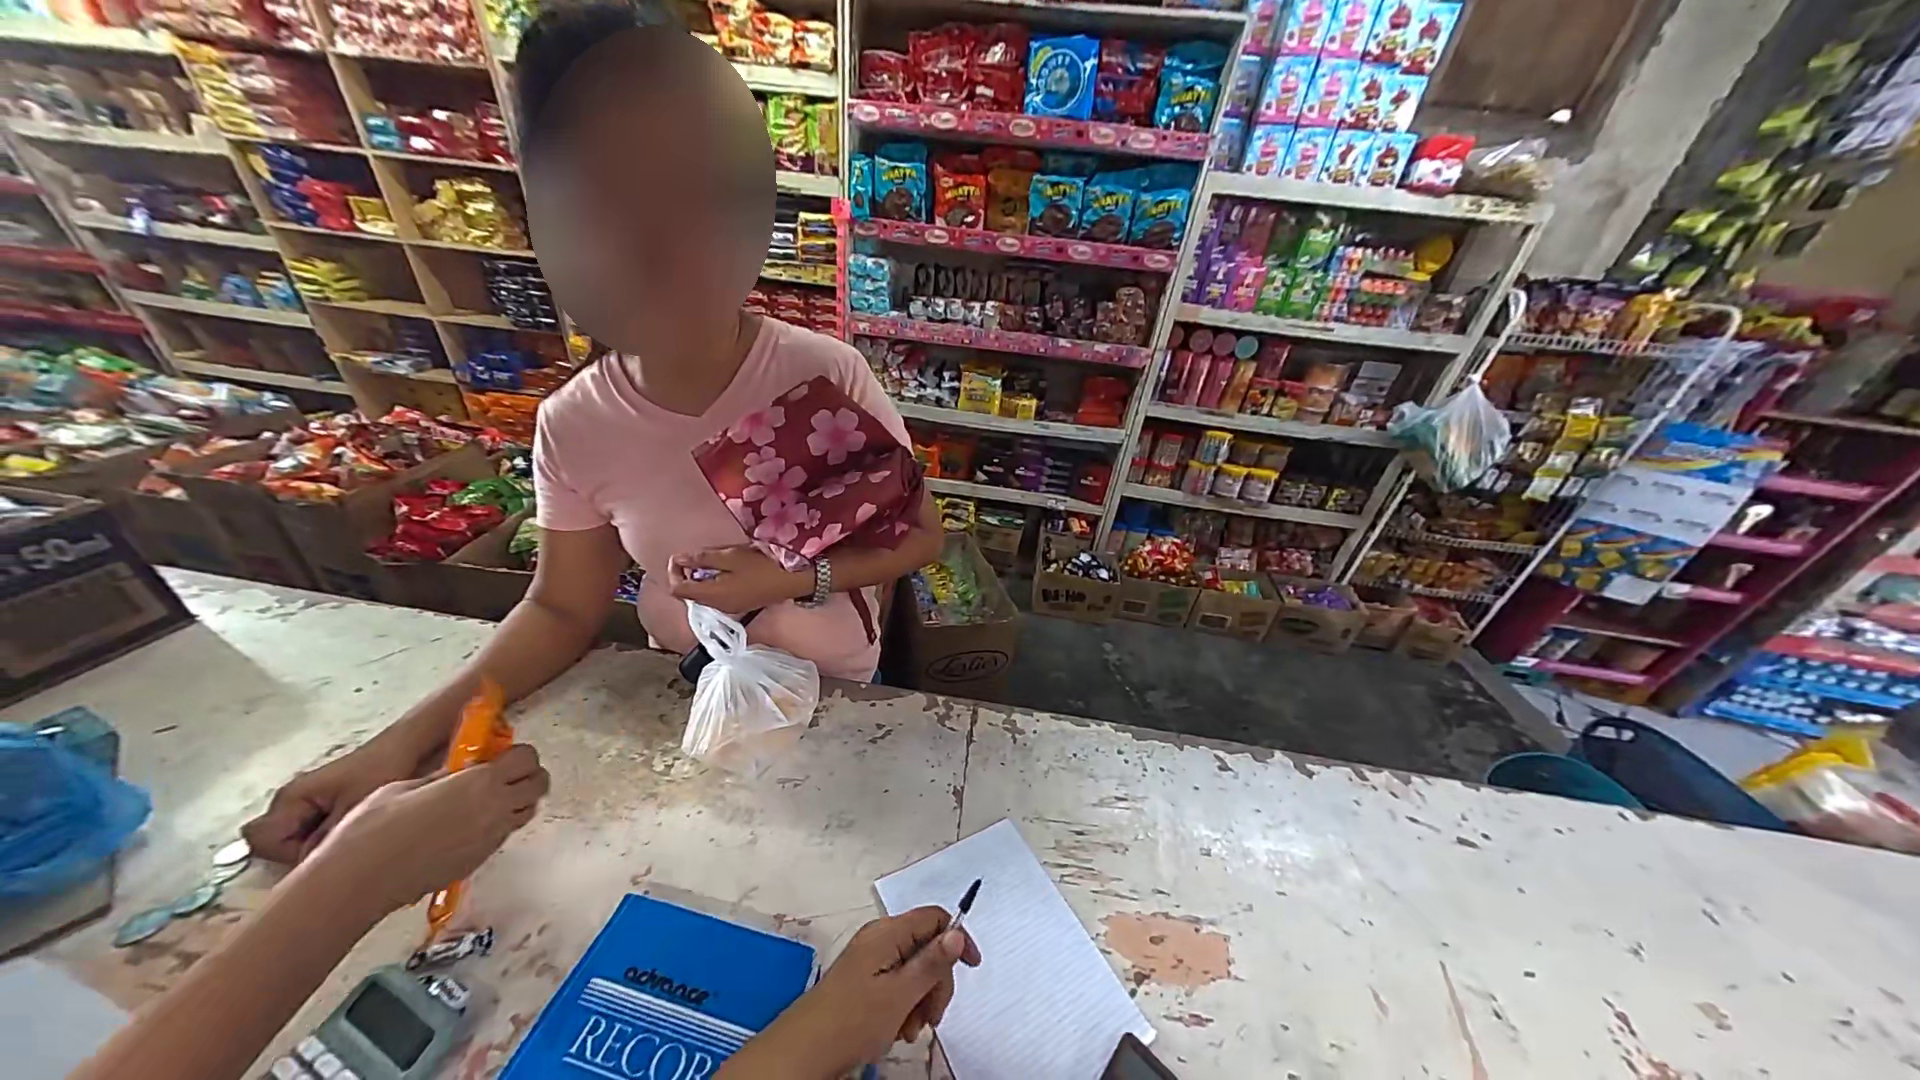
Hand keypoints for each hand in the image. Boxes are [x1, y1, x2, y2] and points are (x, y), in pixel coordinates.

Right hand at [243, 734, 426, 863]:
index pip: (263, 841)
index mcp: (290, 798)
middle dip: (299, 850)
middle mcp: (288, 800)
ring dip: (315, 841)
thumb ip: (325, 836)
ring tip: (350, 830)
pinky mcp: (321, 802)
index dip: (287, 853)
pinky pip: (310, 828)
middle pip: (272, 842)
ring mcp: (304, 801)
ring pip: (292, 837)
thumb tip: (305, 866)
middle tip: (337, 841)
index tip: (323, 847)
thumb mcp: (356, 806)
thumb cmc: (382, 770)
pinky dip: (326, 832)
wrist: (405, 747)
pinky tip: (352, 824)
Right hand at [303, 744, 550, 918]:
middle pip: (539, 784)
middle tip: (503, 775)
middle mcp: (495, 808)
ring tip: (487, 800)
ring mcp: (491, 837)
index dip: (518, 754)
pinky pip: (504, 834)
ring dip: (517, 801)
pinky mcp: (480, 859)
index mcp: (481, 783)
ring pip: (527, 810)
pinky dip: (498, 824)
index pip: (527, 758)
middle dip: (528, 775)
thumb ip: (447, 776)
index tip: (500, 755)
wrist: (355, 882)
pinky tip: (468, 825)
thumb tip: (462, 770)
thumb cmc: (372, 829)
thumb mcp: (408, 786)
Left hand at [667, 544, 809, 615]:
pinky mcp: (738, 606)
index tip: (680, 557)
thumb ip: (702, 559)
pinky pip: (715, 598)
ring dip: (699, 580)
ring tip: (711, 562)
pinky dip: (712, 585)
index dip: (673, 572)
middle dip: (686, 576)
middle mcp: (716, 606)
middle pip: (688, 594)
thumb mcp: (731, 557)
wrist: (791, 582)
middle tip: (695, 557)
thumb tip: (677, 559)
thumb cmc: (761, 567)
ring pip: (702, 596)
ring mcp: (728, 608)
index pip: (677, 589)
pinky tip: (724, 573)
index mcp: (711, 595)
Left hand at [722, 908, 979, 1079]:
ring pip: (914, 968)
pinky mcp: (864, 979)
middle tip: (932, 1016)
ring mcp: (870, 958)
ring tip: (910, 1028)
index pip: (934, 918)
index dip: (957, 939)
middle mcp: (879, 938)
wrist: (804, 1052)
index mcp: (887, 932)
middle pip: (926, 945)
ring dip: (921, 998)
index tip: (972, 967)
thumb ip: (931, 963)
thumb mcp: (900, 995)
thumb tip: (956, 933)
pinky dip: (905, 1004)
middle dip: (936, 981)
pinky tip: (898, 1027)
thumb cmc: (853, 1020)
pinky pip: (897, 982)